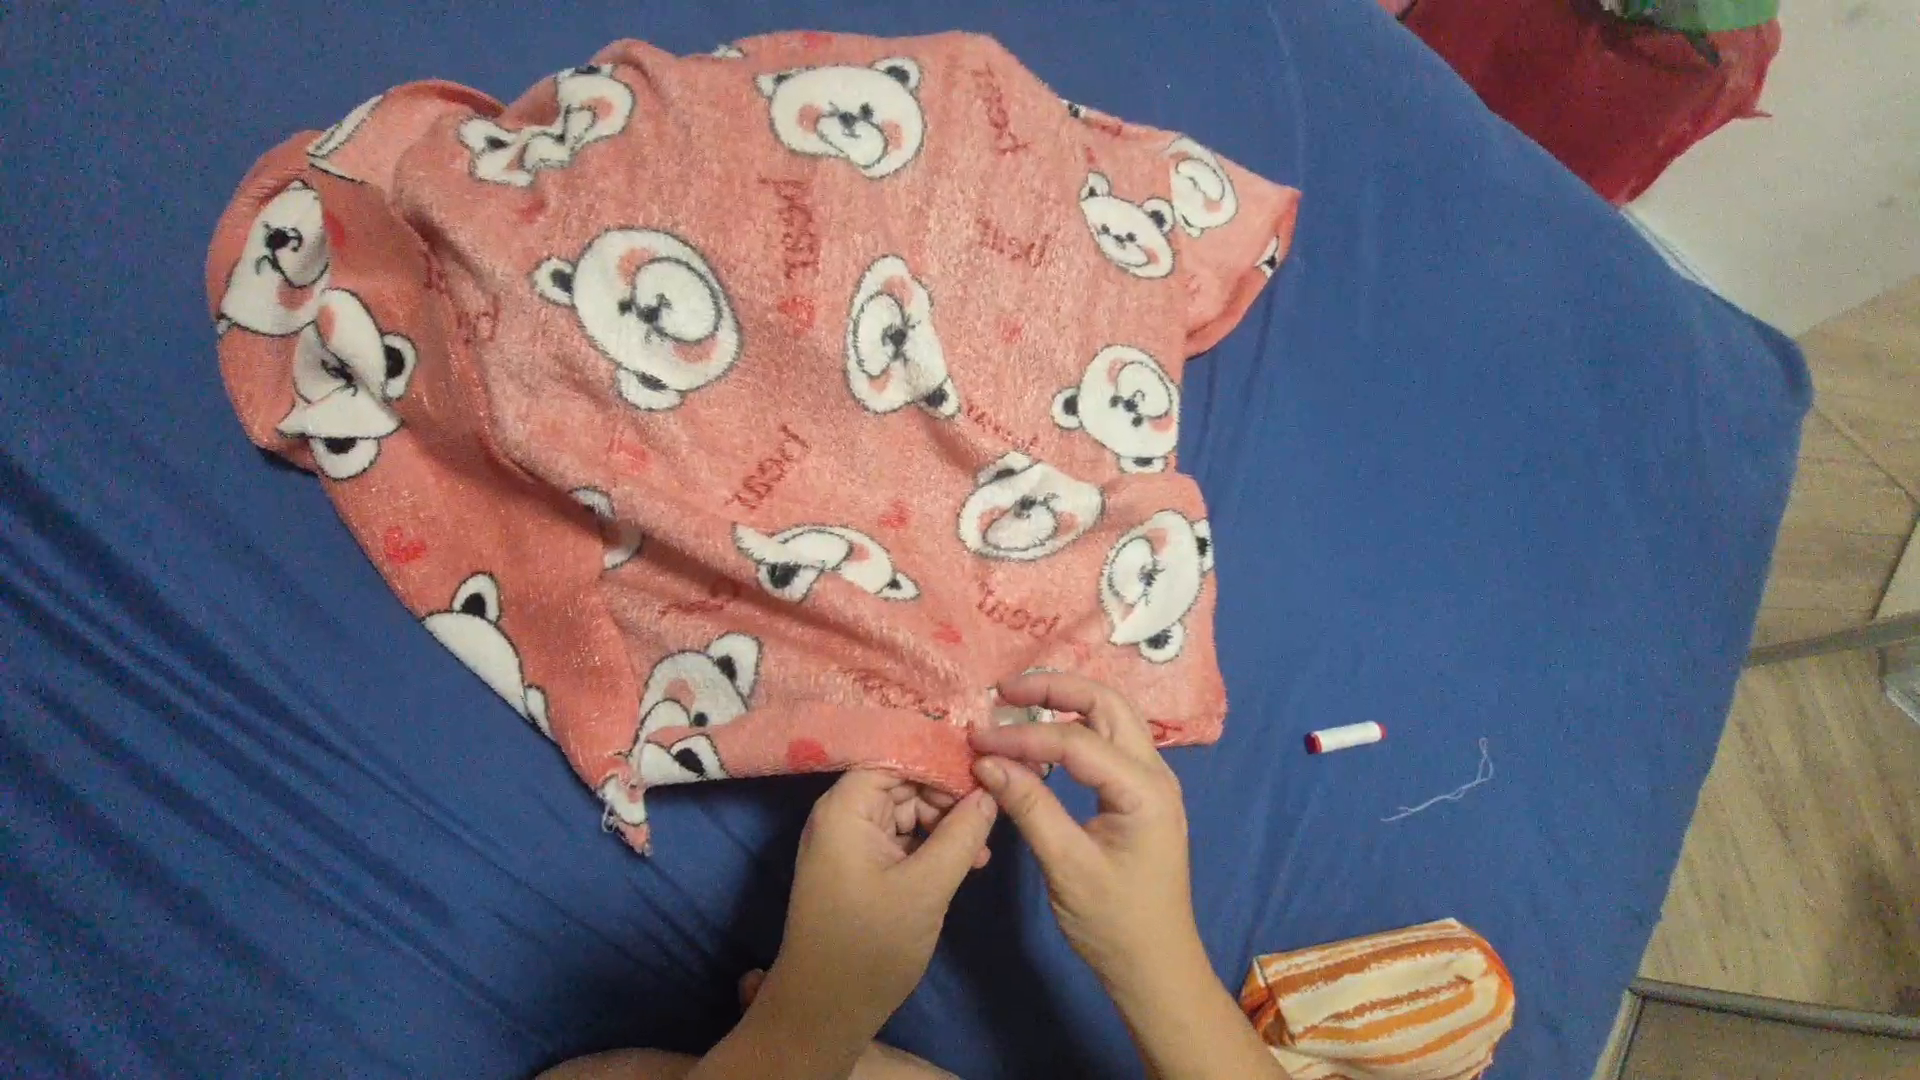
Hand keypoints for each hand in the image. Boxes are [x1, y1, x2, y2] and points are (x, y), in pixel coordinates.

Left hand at [760, 769, 997, 1043]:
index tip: (984, 765)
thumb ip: (961, 835)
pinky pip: (903, 835)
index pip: (897, 756)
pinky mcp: (862, 863)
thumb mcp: (926, 888)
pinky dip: (933, 844)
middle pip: (904, 780)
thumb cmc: (869, 945)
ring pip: (908, 808)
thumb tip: (990, 793)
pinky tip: (967, 861)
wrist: (824, 1015)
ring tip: (982, 847)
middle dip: (947, 793)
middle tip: (991, 809)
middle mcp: (844, 813)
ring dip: (945, 822)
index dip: (940, 756)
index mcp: (846, 807)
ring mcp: (852, 839)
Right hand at [970, 675, 1286, 1079]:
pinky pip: (1108, 739)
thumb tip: (985, 760)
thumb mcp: (1066, 866)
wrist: (1157, 969)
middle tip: (1004, 694)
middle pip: (1106, 703)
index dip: (1023, 737)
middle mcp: (1155, 772)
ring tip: (1019, 704)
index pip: (1075, 740)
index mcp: (1144, 790)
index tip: (979, 739)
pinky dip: (1075, 726)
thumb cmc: (1114, 923)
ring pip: (1110, 715)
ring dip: (1066, 701)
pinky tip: (1044, 738)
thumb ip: (1028, 806)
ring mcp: (1151, 779)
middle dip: (1054, 688)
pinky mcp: (1139, 792)